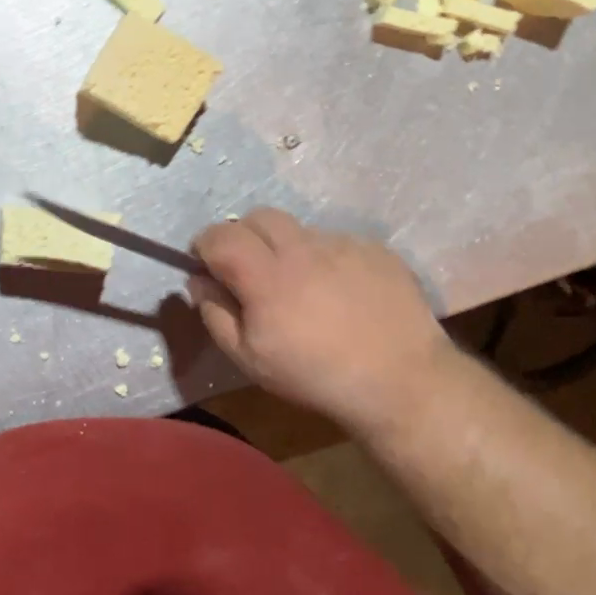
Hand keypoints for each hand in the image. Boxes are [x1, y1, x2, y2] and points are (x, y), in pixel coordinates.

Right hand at [188, 209, 455, 432]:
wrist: (396, 377)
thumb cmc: (311, 375)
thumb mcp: (248, 358)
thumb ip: (216, 314)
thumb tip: (199, 282)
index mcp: (266, 276)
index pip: (221, 235)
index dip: (204, 244)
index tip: (202, 263)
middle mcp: (304, 248)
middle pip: (259, 217)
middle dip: (241, 236)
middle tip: (243, 271)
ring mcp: (343, 244)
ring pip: (298, 230)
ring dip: (283, 249)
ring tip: (296, 289)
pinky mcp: (375, 249)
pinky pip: (334, 242)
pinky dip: (321, 260)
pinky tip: (334, 295)